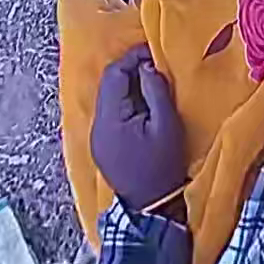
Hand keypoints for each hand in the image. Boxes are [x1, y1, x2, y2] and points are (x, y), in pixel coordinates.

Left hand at [91, 45, 185, 211]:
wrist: (152, 210)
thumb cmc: (162, 167)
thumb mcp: (166, 125)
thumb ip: (156, 91)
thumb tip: (148, 66)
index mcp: (110, 120)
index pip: (114, 74)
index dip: (132, 58)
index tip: (152, 53)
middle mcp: (97, 126)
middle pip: (108, 83)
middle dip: (130, 69)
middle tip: (153, 65)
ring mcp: (97, 136)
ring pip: (108, 95)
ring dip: (127, 84)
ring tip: (150, 81)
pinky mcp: (102, 144)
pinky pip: (110, 110)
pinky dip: (125, 99)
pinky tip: (141, 101)